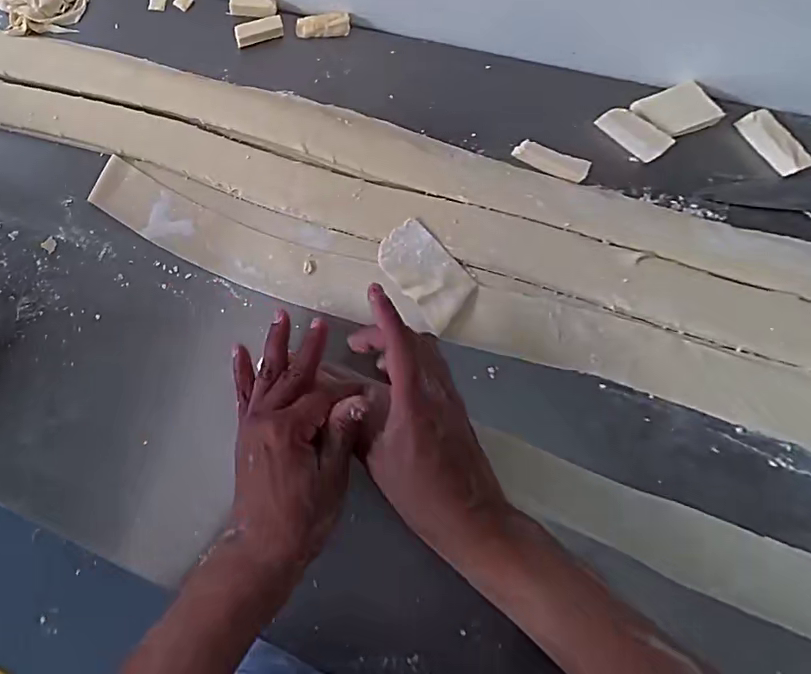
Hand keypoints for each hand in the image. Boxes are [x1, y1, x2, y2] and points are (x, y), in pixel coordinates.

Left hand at [224, 312, 365, 570]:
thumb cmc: (302, 520)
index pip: (321, 397)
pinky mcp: (245, 430)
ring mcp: (252, 422)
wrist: (261, 547)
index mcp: (289, 429)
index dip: (343, 393)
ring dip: (274, 345)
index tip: (361, 388)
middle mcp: (266, 418)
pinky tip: (240, 350)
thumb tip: (355, 399)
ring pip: (266, 375)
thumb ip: (340, 435)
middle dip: (307, 348)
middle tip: (319, 323)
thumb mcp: (331, 480)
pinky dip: (242, 370)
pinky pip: (243, 394)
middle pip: (291, 375)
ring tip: (279, 317)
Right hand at [344, 283, 512, 561]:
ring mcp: (449, 396)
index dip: (384, 314)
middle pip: (413, 340)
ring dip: (399, 344)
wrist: (474, 519)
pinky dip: (411, 360)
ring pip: (426, 351)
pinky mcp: (454, 407)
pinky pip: (432, 367)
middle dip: (383, 331)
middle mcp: (436, 388)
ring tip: (374, 361)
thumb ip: (357, 420)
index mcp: (414, 398)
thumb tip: (335, 395)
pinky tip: (395, 384)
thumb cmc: (422, 494)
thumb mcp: (378, 459)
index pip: (400, 343)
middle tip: (356, 344)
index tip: (373, 291)